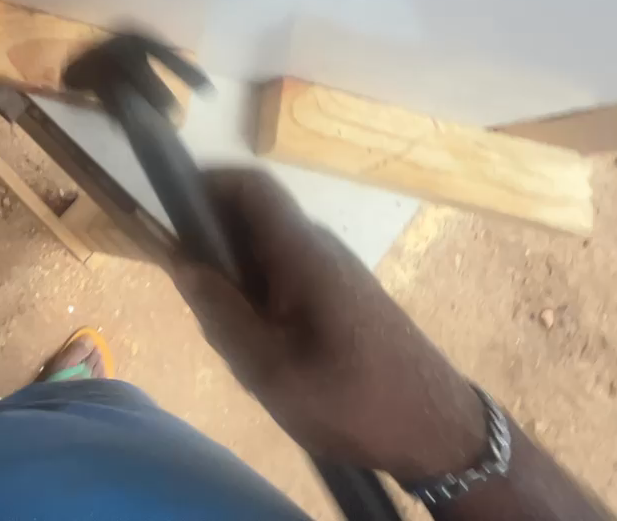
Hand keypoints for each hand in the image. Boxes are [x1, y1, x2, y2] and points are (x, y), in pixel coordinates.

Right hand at [172, 169, 486, 480]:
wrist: (443, 436)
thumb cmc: (353, 400)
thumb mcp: (271, 369)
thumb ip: (221, 312)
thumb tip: (181, 262)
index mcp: (301, 252)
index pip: (251, 185)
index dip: (209, 181)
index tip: (174, 208)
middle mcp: (318, 248)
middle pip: (251, 220)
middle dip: (215, 248)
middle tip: (201, 300)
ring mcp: (334, 270)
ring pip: (266, 253)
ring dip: (238, 280)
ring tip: (237, 340)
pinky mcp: (344, 294)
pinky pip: (287, 275)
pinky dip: (262, 295)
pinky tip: (267, 349)